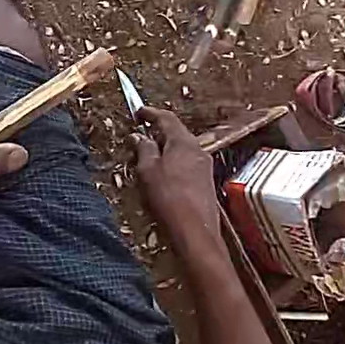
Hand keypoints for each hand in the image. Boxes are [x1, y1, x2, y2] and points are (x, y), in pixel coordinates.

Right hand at [133, 107, 222, 261]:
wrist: (195, 231)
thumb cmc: (169, 199)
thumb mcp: (148, 171)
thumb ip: (143, 149)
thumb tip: (138, 137)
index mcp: (184, 142)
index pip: (167, 118)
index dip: (151, 113)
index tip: (139, 112)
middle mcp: (198, 150)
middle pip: (176, 134)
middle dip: (158, 134)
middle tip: (140, 137)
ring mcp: (204, 167)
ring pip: (182, 150)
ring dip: (165, 151)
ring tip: (148, 161)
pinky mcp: (206, 183)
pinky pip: (187, 165)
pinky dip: (173, 165)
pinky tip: (163, 178)